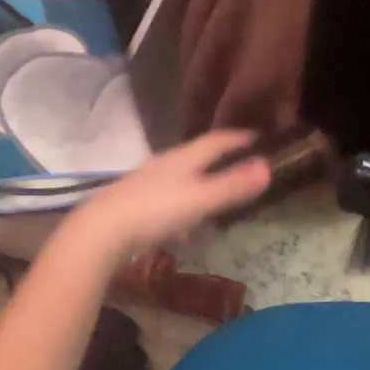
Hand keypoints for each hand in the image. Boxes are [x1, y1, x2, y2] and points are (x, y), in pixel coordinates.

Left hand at [61, 131, 270, 257]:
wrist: (100, 233)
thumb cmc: (154, 211)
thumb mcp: (200, 199)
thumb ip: (233, 185)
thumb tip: (269, 167)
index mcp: (181, 159)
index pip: (214, 141)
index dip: (236, 138)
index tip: (256, 136)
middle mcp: (163, 166)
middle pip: (195, 156)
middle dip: (218, 158)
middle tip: (239, 162)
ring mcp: (146, 185)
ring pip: (181, 178)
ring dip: (200, 183)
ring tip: (216, 193)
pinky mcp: (135, 205)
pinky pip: (168, 199)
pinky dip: (185, 205)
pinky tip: (185, 224)